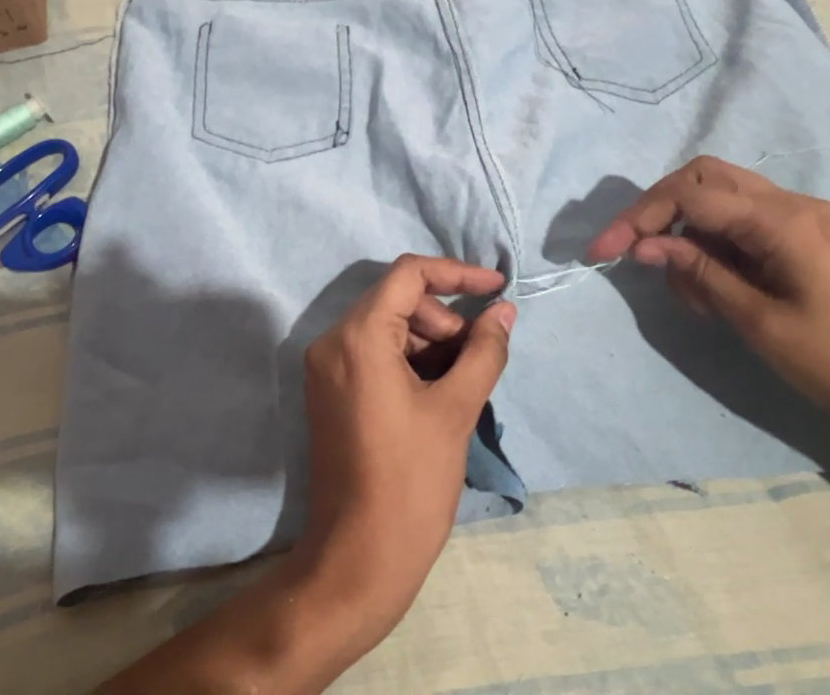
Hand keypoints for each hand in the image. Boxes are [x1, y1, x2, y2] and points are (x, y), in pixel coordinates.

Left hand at [297, 255, 515, 630]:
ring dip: (430, 343)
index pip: (408, 275)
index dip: (456, 274)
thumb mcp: (456, 409)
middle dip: (444, 319)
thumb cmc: (411, 480)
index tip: (497, 288)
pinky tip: (440, 395)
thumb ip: (483, 351)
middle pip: (396, 301)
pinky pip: (373, 356)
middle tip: (479, 357)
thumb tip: (503, 311)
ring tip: (464, 384)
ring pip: (387, 330)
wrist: (358, 555)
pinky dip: (410, 363)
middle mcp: (332, 342)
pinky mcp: (330, 394)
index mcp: (357, 337)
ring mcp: (326, 369)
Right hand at [587, 156, 829, 456]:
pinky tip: (713, 290)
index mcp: (785, 220)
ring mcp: (807, 223)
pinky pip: (748, 227)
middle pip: (706, 180)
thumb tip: (645, 245)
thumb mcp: (760, 322)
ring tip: (687, 292)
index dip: (637, 219)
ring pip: (724, 202)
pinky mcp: (812, 245)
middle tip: (629, 254)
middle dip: (658, 211)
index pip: (691, 196)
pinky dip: (717, 248)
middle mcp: (795, 206)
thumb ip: (700, 273)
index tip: (601, 254)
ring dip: (688, 233)